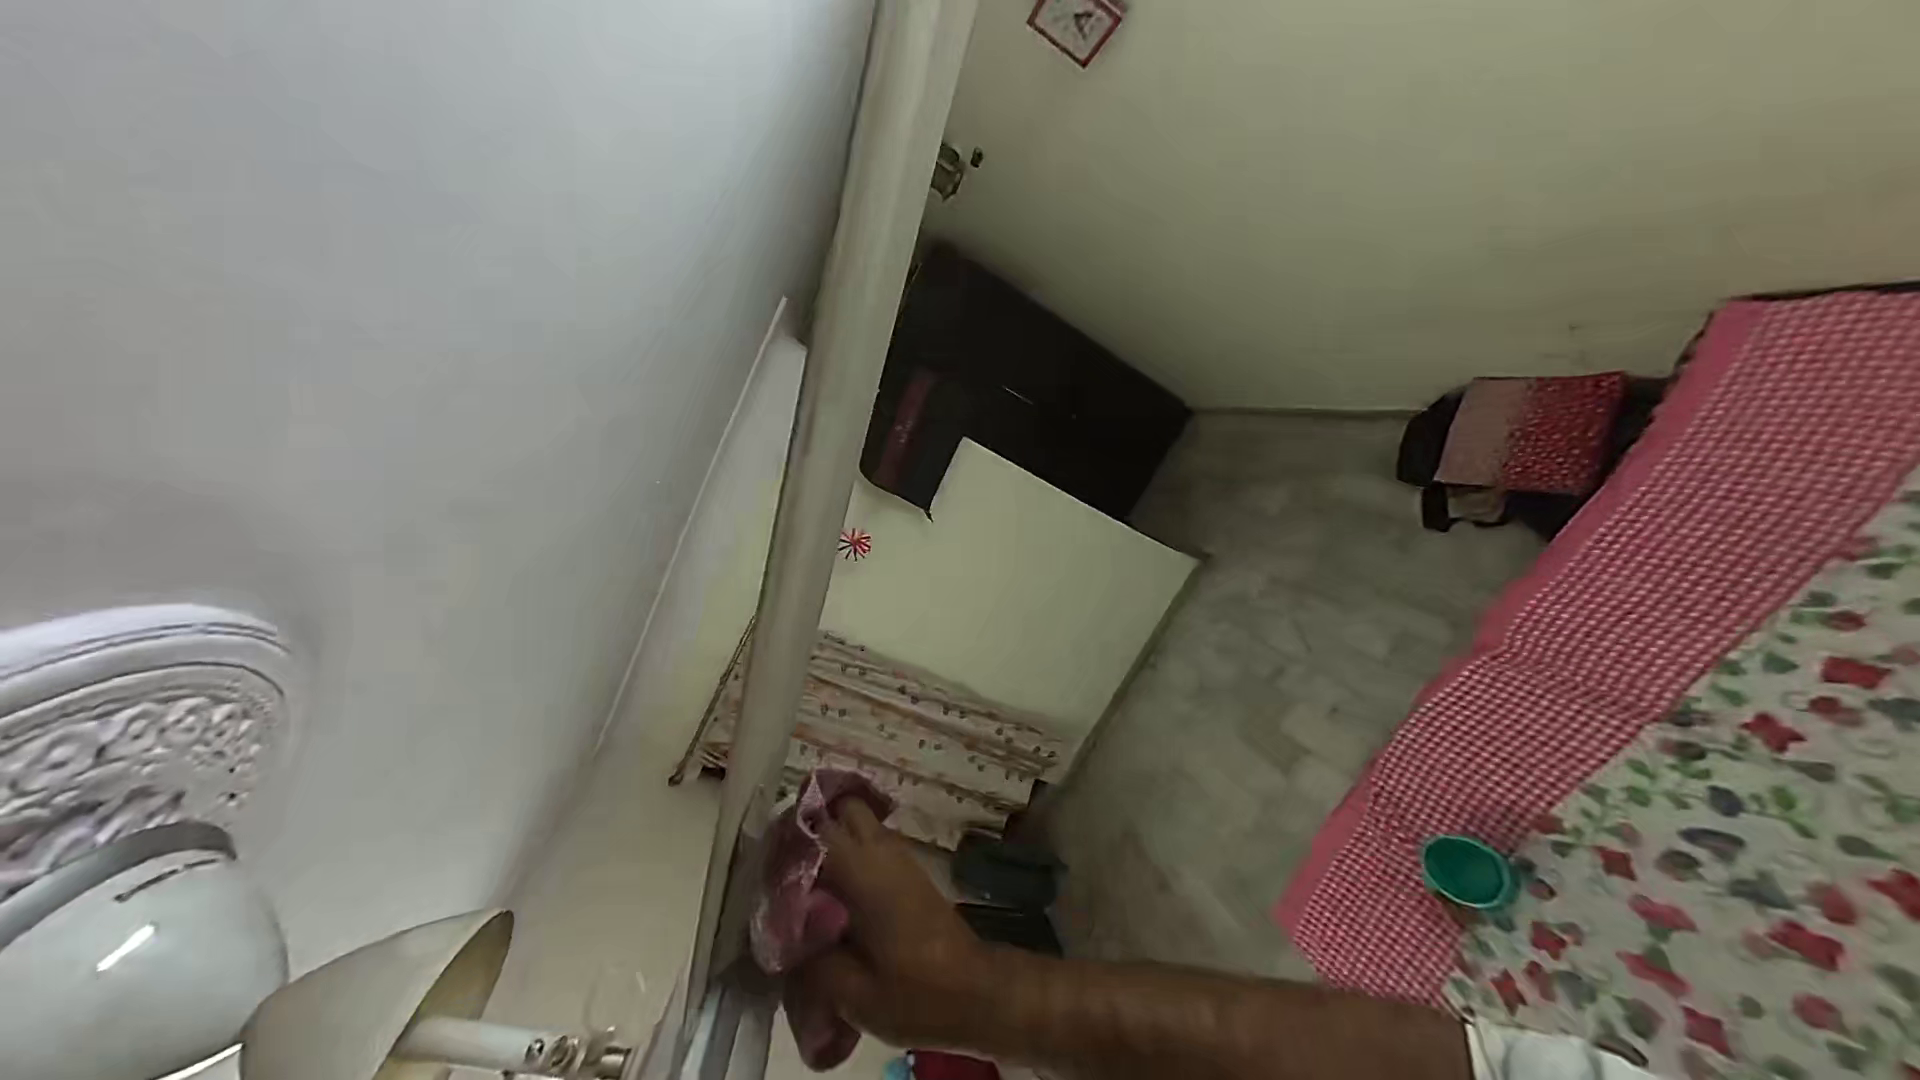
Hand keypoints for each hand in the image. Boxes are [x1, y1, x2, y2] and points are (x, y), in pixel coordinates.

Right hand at [792, 799, 998, 1048]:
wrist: (975, 990)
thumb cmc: (915, 991)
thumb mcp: (852, 992)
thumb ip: (810, 961)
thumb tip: (788, 937)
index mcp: (864, 871)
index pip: (817, 829)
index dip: (786, 839)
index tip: (765, 861)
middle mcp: (882, 851)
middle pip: (844, 807)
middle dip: (814, 824)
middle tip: (788, 862)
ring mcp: (900, 856)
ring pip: (861, 821)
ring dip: (834, 837)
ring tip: (806, 877)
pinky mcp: (910, 870)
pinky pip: (873, 842)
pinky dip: (851, 852)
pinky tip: (835, 891)